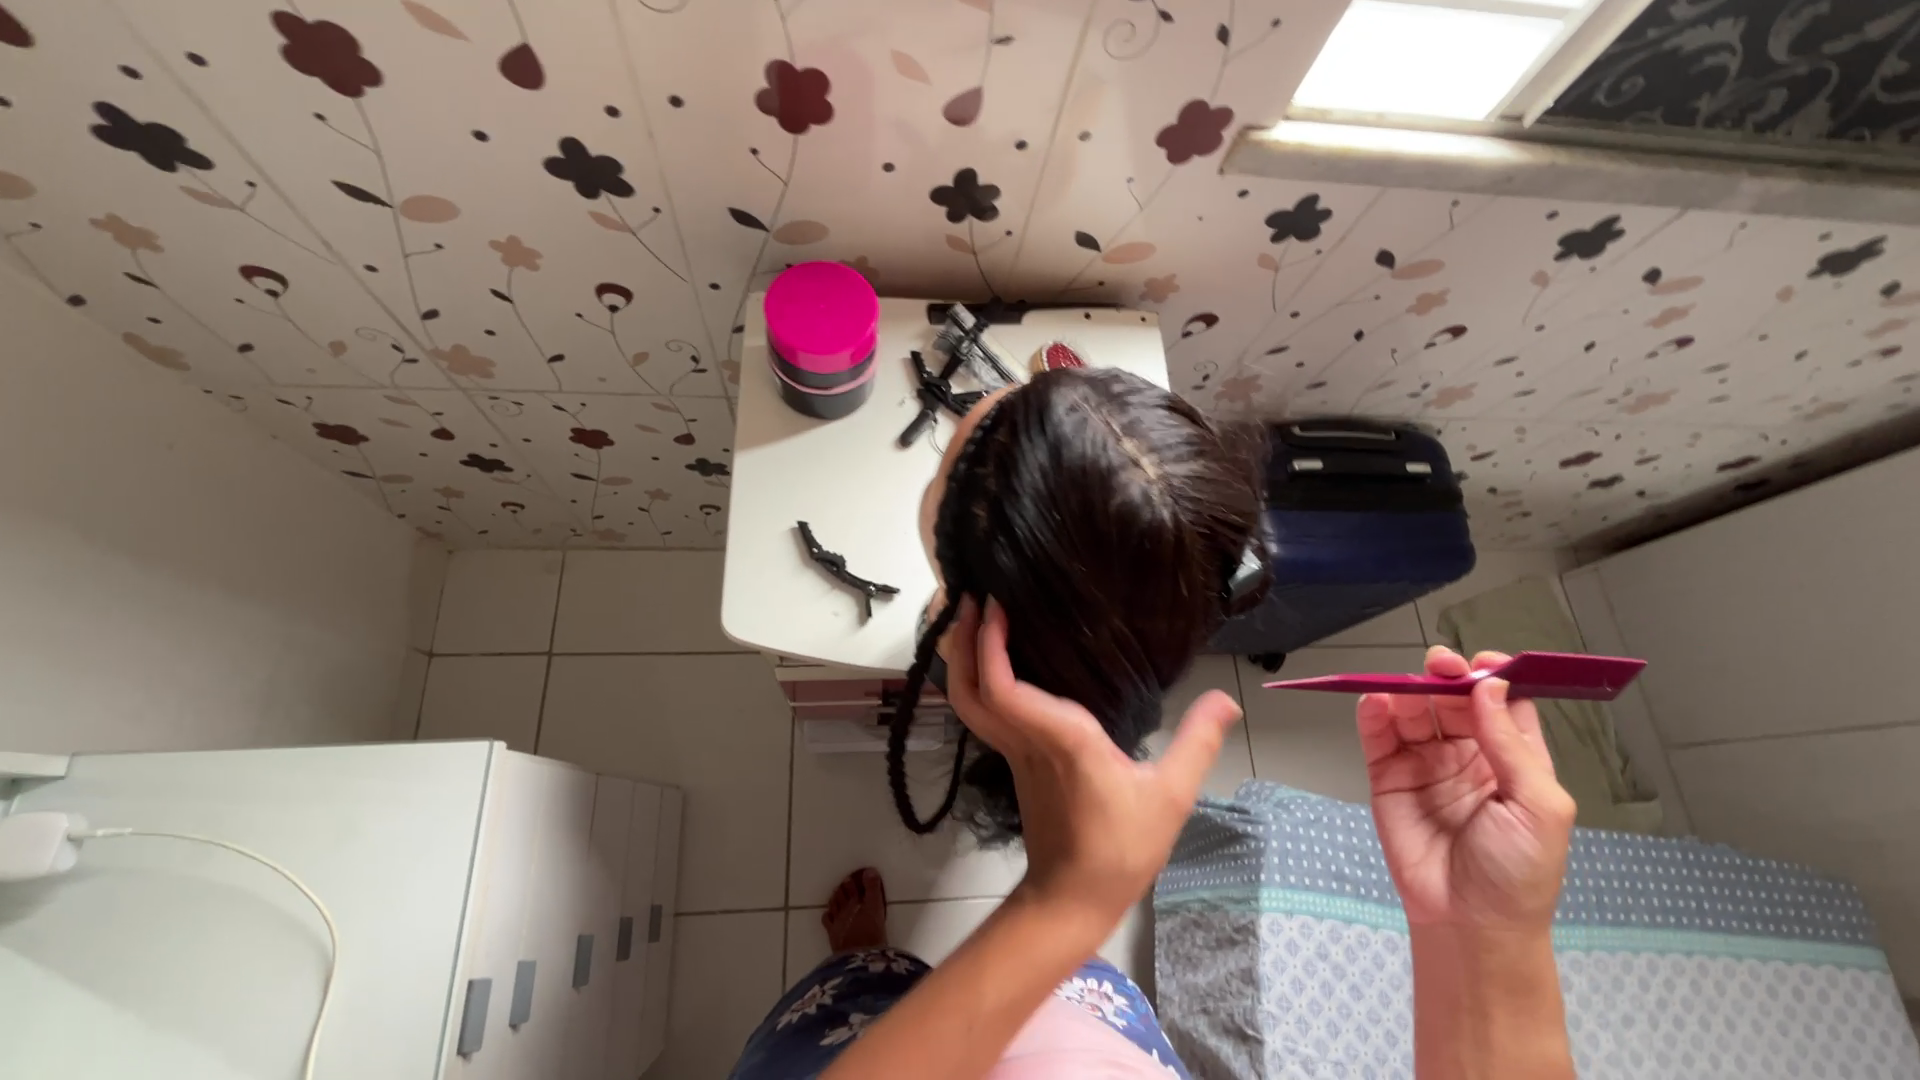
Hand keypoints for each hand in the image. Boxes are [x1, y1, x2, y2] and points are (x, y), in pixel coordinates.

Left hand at [942, 597, 1240, 925]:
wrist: (1073, 898)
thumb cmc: (1122, 849)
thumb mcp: (1172, 796)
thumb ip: (1197, 742)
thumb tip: (1227, 699)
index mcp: (1059, 739)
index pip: (1004, 689)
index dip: (988, 646)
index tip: (992, 604)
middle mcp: (1025, 739)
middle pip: (970, 689)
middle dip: (962, 641)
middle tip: (971, 597)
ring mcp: (1012, 752)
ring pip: (969, 703)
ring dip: (962, 660)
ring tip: (974, 619)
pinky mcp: (1013, 761)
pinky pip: (984, 713)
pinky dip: (977, 681)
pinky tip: (994, 661)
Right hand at [1358, 646, 1575, 929]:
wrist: (1468, 921)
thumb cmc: (1519, 870)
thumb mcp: (1539, 807)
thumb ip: (1511, 745)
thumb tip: (1489, 688)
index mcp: (1513, 759)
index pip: (1504, 705)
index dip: (1496, 679)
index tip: (1485, 663)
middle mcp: (1468, 754)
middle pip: (1454, 701)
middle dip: (1447, 678)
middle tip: (1439, 664)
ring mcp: (1425, 763)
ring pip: (1414, 713)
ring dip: (1408, 691)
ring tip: (1404, 685)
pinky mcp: (1388, 776)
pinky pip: (1379, 737)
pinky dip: (1373, 715)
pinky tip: (1375, 702)